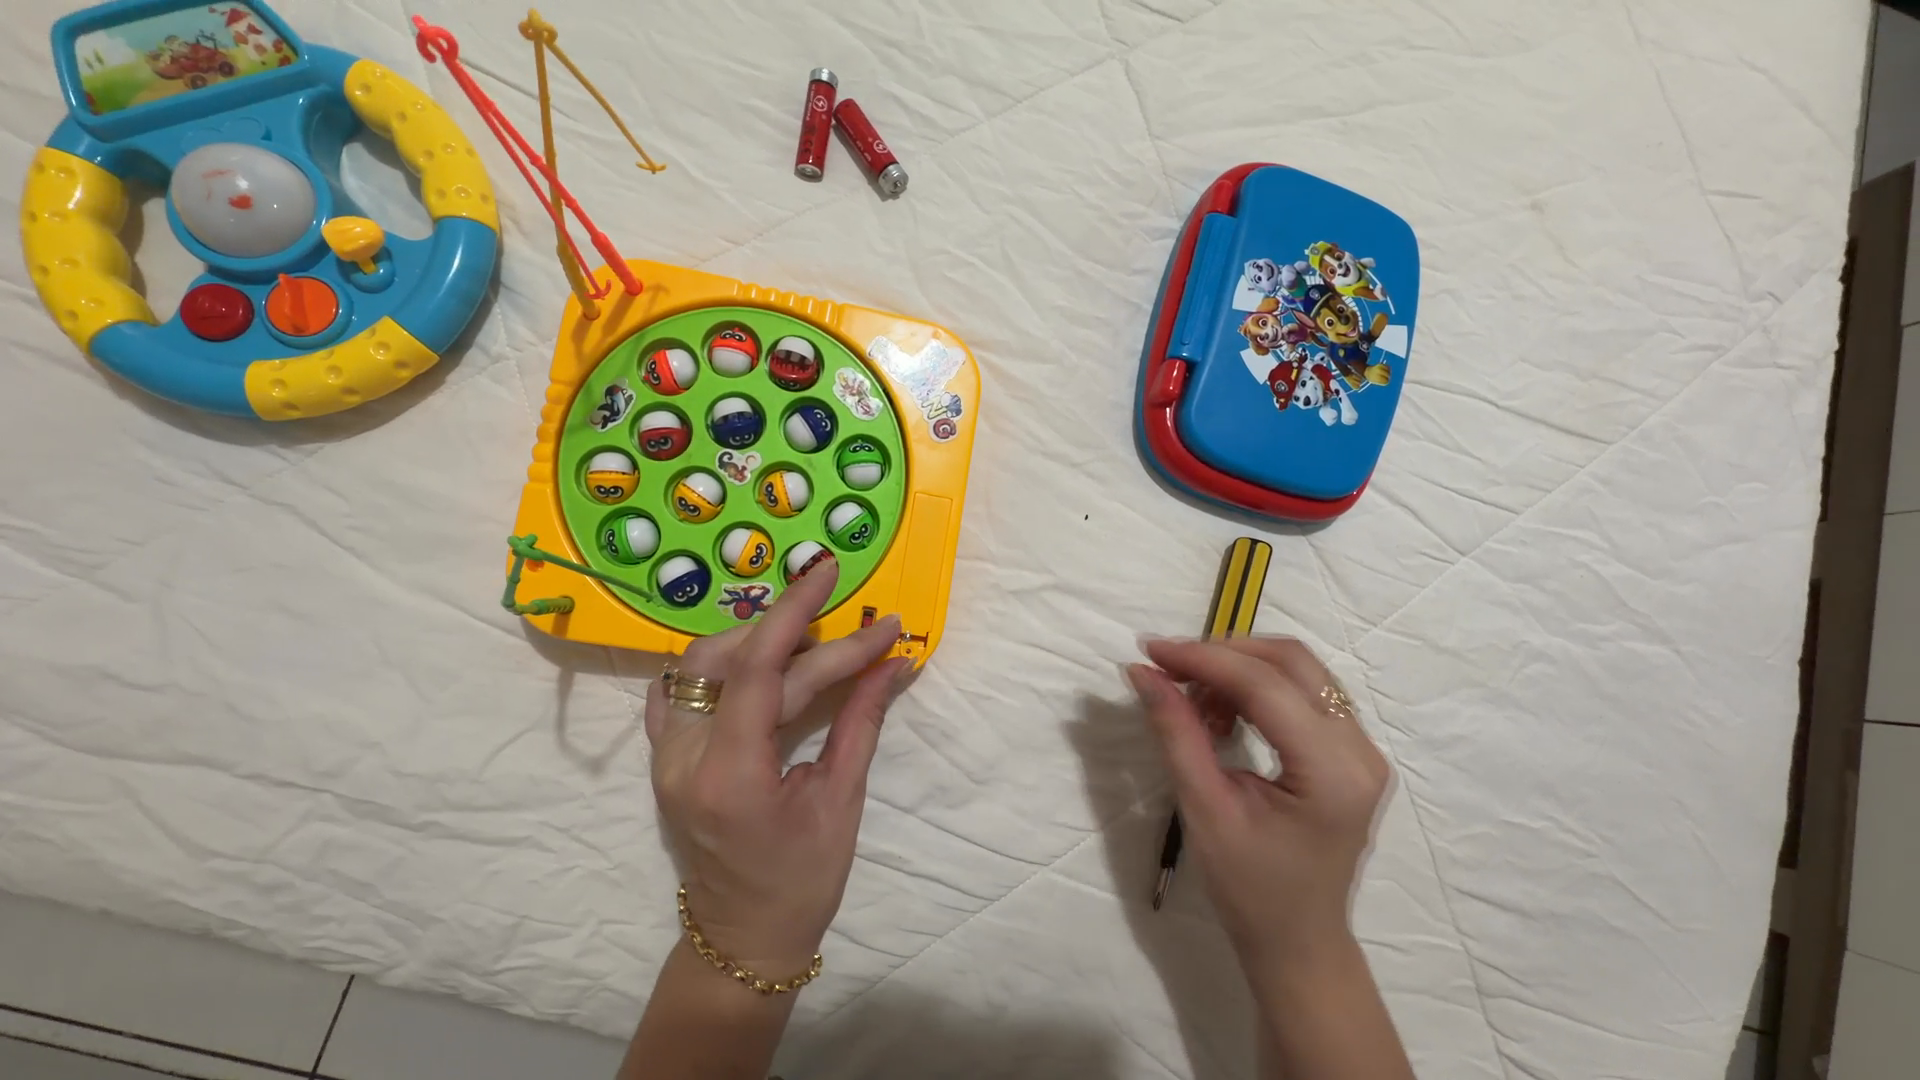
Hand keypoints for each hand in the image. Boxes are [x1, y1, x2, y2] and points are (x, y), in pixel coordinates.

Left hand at [646, 557, 909, 977]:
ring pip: (698, 664)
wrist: (742, 939)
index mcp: (730, 773)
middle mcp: (683, 756)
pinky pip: (678, 688)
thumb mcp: (841, 799)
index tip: (832, 571)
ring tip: (810, 633)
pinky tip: (756, 655)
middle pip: (736, 660)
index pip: (761, 667)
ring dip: (756, 637)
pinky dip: (719, 661)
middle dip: (798, 628)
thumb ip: (861, 720)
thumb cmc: (802, 882)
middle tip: (852, 620)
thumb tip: (894, 661)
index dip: (799, 611)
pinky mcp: (663, 756)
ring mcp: (664, 756)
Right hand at [1128, 637, 1389, 978]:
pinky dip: (1257, 687)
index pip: (1265, 685)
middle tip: (1169, 668)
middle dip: (1223, 653)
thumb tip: (1143, 673)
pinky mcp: (1352, 751)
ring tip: (1192, 699)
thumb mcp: (1204, 809)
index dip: (1203, 658)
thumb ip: (1177, 733)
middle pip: (1292, 662)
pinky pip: (1304, 693)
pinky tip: (1222, 713)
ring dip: (1239, 668)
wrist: (1296, 941)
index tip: (1150, 651)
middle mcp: (1361, 750)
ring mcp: (1363, 748)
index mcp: (1333, 772)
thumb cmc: (1248, 888)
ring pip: (1299, 671)